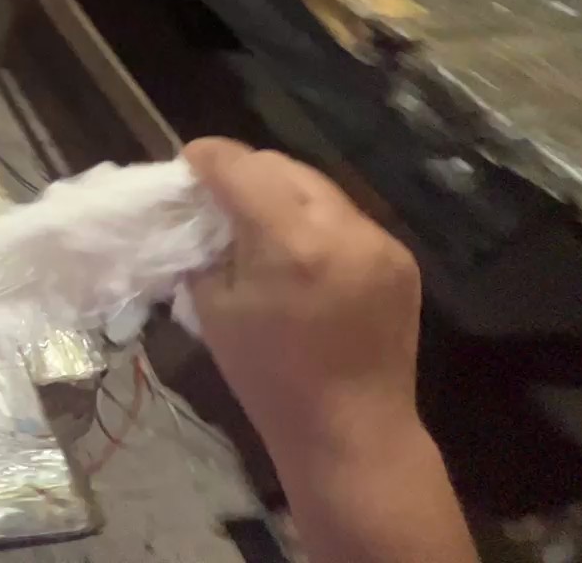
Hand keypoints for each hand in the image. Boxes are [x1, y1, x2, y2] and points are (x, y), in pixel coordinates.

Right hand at [183, 138, 424, 472]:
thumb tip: (194, 204)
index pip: (240, 166)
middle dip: (239, 168)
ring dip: (273, 186)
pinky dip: (304, 211)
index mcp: (289, 243)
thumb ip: (203, 240)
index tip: (183, 163)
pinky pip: (338, 211)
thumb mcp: (210, 298)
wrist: (350, 425)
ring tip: (248, 213)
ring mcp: (379, 242)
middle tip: (210, 191)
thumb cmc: (262, 368)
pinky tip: (288, 240)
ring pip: (312, 183)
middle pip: (278, 165)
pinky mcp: (397, 257)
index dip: (205, 156)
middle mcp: (343, 231)